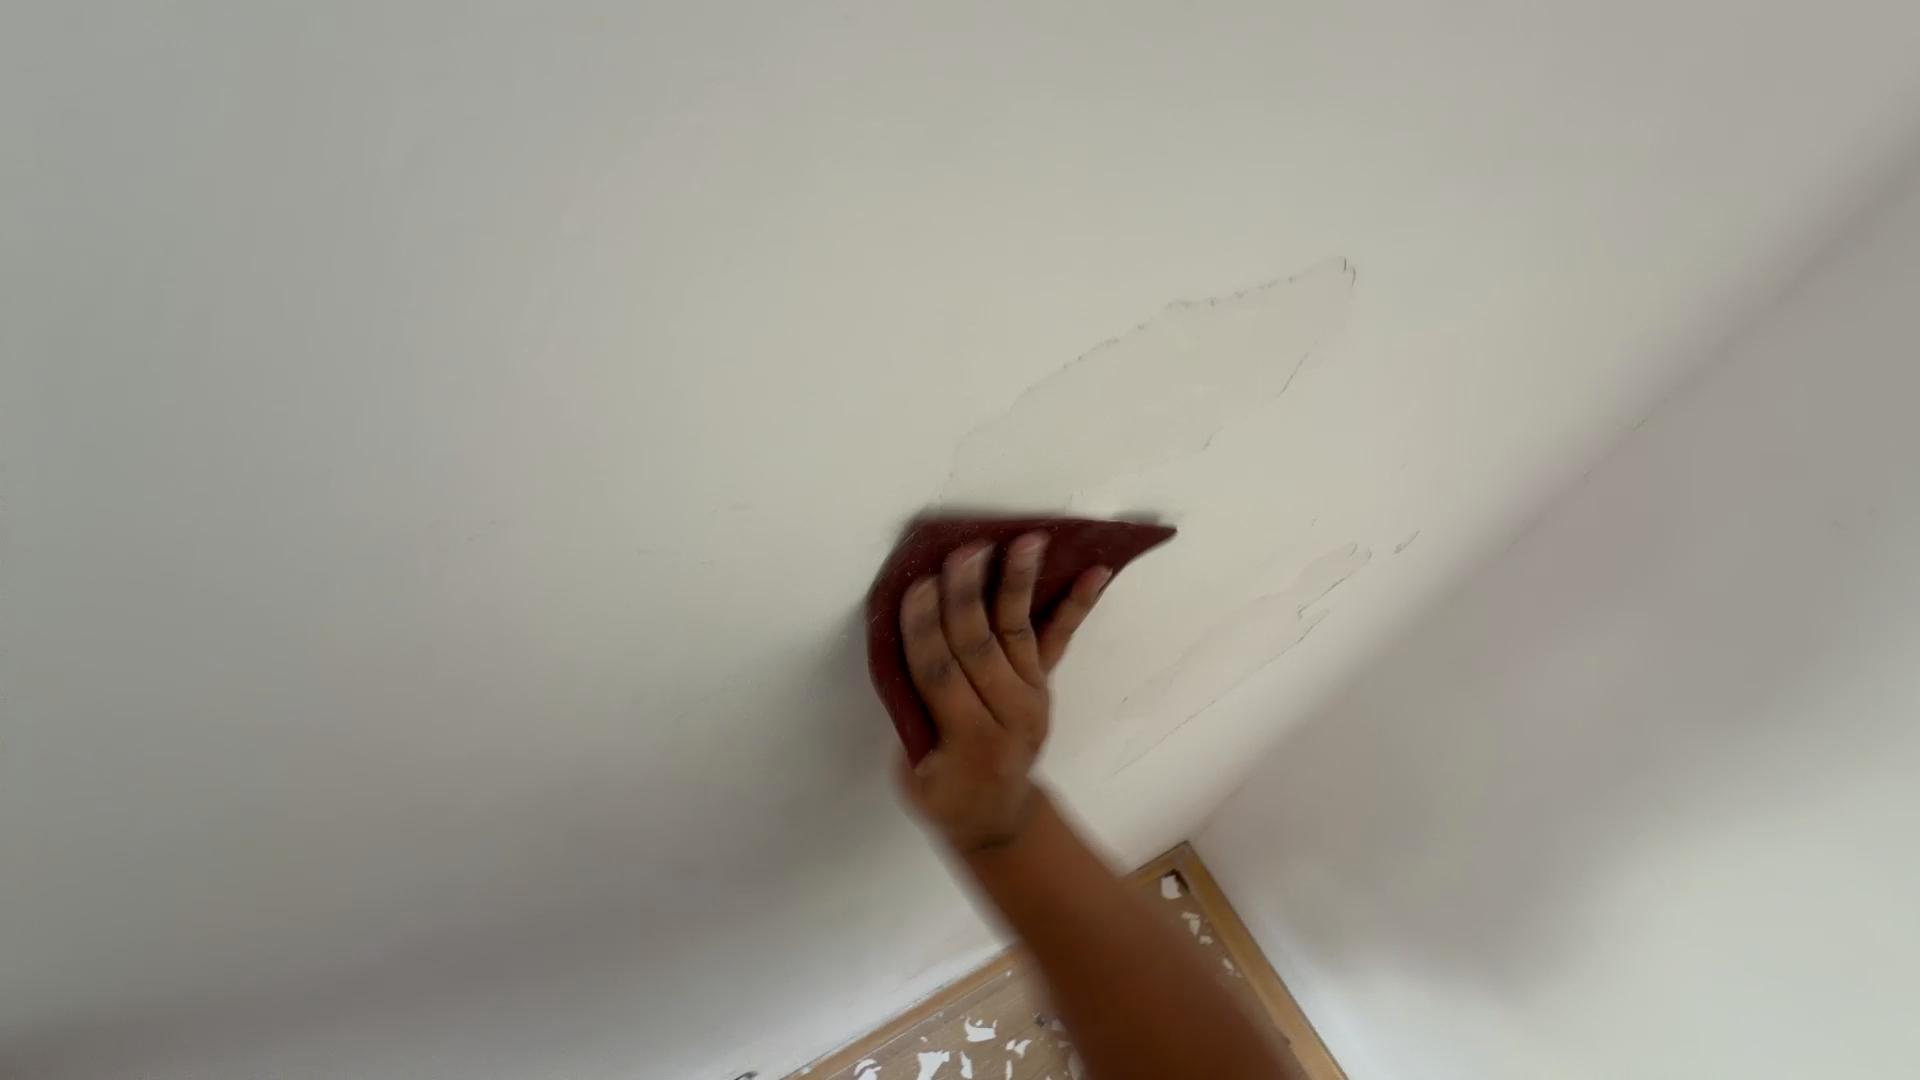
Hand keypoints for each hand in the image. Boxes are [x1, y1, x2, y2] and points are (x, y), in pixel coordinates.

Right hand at [896, 531, 1111, 852]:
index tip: (918, 587)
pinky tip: (1097, 572)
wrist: (999, 816)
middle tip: (964, 553)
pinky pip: (1060, 639)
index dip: (926, 631)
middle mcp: (1009, 716)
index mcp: (969, 742)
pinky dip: (1078, 604)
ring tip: (1028, 541)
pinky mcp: (1045, 684)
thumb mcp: (914, 773)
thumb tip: (902, 649)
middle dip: (967, 597)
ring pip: (1018, 631)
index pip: (941, 676)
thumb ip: (911, 715)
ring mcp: (1032, 696)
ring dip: (1019, 583)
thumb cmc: (945, 795)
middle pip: (981, 647)